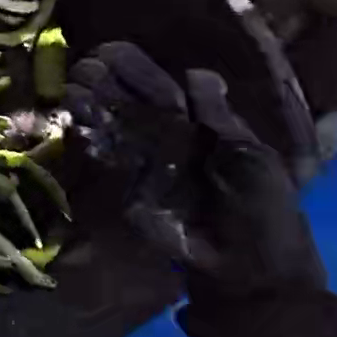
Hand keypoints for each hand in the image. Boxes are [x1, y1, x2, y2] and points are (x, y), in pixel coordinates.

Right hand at [66, 43, 325, 296]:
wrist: (245, 272)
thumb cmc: (260, 210)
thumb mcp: (250, 156)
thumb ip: (217, 114)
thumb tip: (194, 70)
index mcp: (181, 111)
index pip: (139, 68)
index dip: (131, 64)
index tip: (139, 78)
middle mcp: (147, 120)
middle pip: (104, 78)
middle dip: (97, 74)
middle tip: (100, 83)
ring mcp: (126, 145)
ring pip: (87, 102)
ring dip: (81, 94)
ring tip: (83, 98)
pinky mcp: (112, 173)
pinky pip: (87, 141)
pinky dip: (78, 125)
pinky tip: (76, 118)